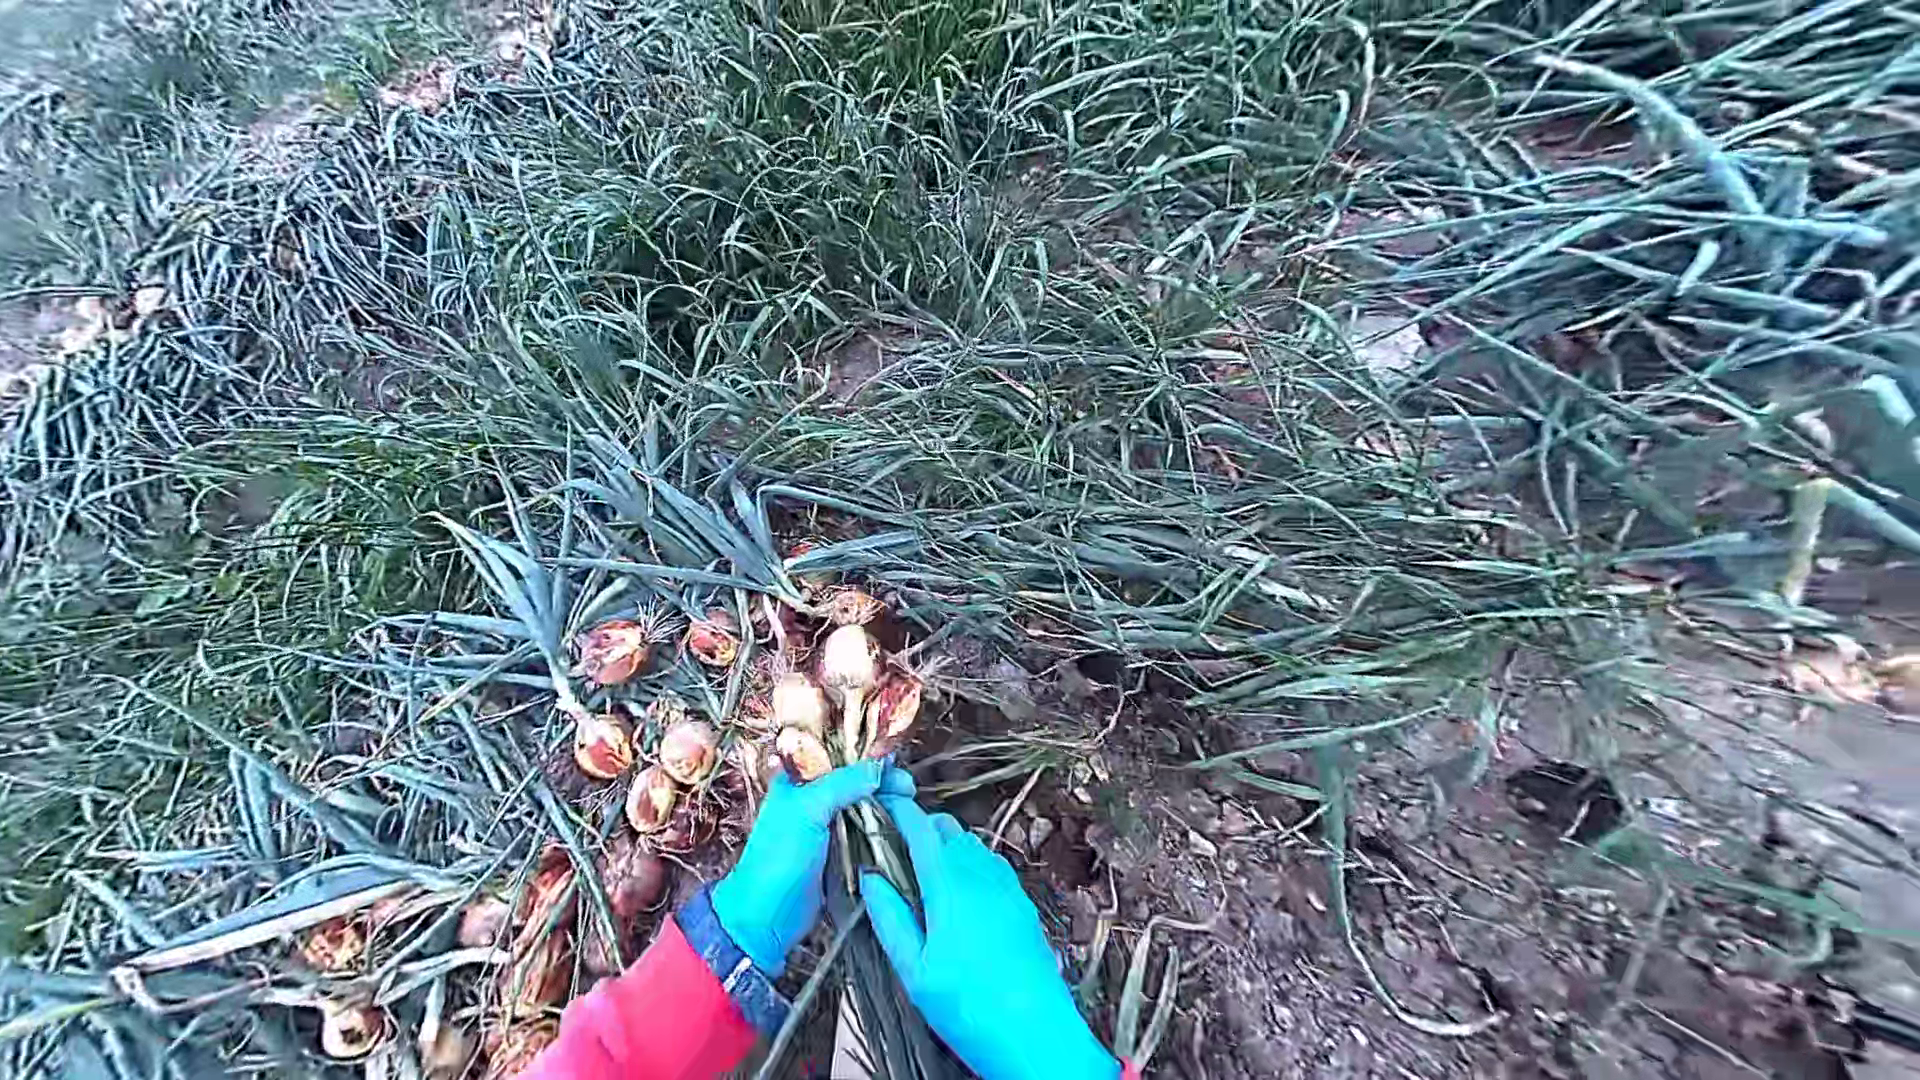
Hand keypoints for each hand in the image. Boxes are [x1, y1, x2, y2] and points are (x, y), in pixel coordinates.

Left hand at [710, 761, 912, 975]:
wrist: (765, 920)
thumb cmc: (778, 858)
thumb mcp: (807, 811)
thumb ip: (843, 784)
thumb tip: (878, 766)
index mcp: (798, 780)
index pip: (838, 756)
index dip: (867, 756)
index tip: (894, 760)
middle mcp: (813, 798)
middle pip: (855, 780)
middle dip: (882, 780)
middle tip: (907, 786)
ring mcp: (826, 826)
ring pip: (863, 805)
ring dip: (886, 802)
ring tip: (909, 801)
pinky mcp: (838, 851)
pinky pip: (864, 830)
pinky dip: (882, 825)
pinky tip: (900, 824)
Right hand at [863, 797, 1119, 1079]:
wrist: (1037, 1031)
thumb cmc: (969, 1005)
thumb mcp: (915, 970)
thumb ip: (889, 918)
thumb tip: (869, 877)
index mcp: (948, 879)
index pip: (919, 824)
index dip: (898, 809)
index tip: (880, 805)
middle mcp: (978, 867)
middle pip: (945, 825)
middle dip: (920, 827)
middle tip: (896, 853)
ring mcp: (1004, 878)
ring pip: (968, 841)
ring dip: (944, 845)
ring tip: (925, 880)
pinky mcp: (1019, 895)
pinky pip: (988, 862)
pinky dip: (967, 863)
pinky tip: (959, 899)